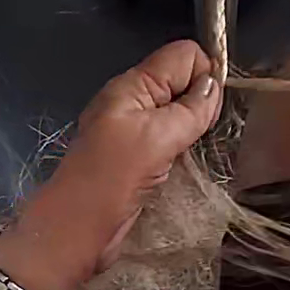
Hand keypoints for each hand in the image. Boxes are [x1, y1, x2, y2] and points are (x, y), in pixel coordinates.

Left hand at [0, 41, 221, 289]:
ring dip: (193, 132)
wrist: (75, 233)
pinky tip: (183, 169)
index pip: (182, 56)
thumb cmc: (110, 180)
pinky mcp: (135, 163)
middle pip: (181, 86)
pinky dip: (181, 152)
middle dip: (201, 105)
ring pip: (177, 117)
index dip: (204, 75)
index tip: (210, 111)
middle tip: (200, 137)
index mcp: (131, 87)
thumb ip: (189, 108)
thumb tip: (214, 84)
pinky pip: (169, 145)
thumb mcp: (155, 137)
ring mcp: (133, 135)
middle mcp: (132, 105)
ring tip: (192, 156)